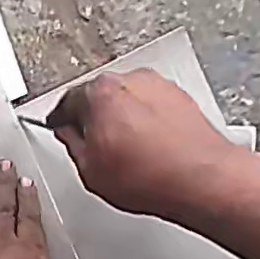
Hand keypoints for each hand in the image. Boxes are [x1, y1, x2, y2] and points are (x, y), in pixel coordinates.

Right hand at [46, 68, 241, 221]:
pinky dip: (144, 122)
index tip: (61, 129)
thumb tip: (70, 136)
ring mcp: (158, 85)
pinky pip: (150, 107)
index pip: (67, 101)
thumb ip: (72, 144)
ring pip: (127, 100)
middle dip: (93, 118)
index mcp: (99, 92)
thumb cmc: (149, 175)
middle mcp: (130, 80)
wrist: (198, 179)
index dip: (61, 120)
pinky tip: (145, 150)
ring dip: (121, 120)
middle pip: (99, 96)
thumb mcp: (89, 170)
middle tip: (91, 146)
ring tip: (123, 154)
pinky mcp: (180, 96)